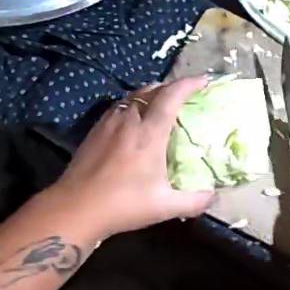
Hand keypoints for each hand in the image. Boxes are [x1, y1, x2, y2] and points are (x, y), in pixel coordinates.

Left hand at [46, 77, 215, 239]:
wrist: (74, 209)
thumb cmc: (122, 205)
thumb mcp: (164, 207)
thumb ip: (194, 201)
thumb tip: (215, 197)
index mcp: (150, 133)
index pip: (171, 97)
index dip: (189, 84)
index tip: (204, 81)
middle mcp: (130, 120)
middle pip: (152, 90)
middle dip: (171, 86)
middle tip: (185, 93)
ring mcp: (109, 123)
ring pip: (133, 96)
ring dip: (151, 93)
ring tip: (162, 103)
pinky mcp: (95, 131)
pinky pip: (119, 106)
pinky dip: (134, 104)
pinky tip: (135, 119)